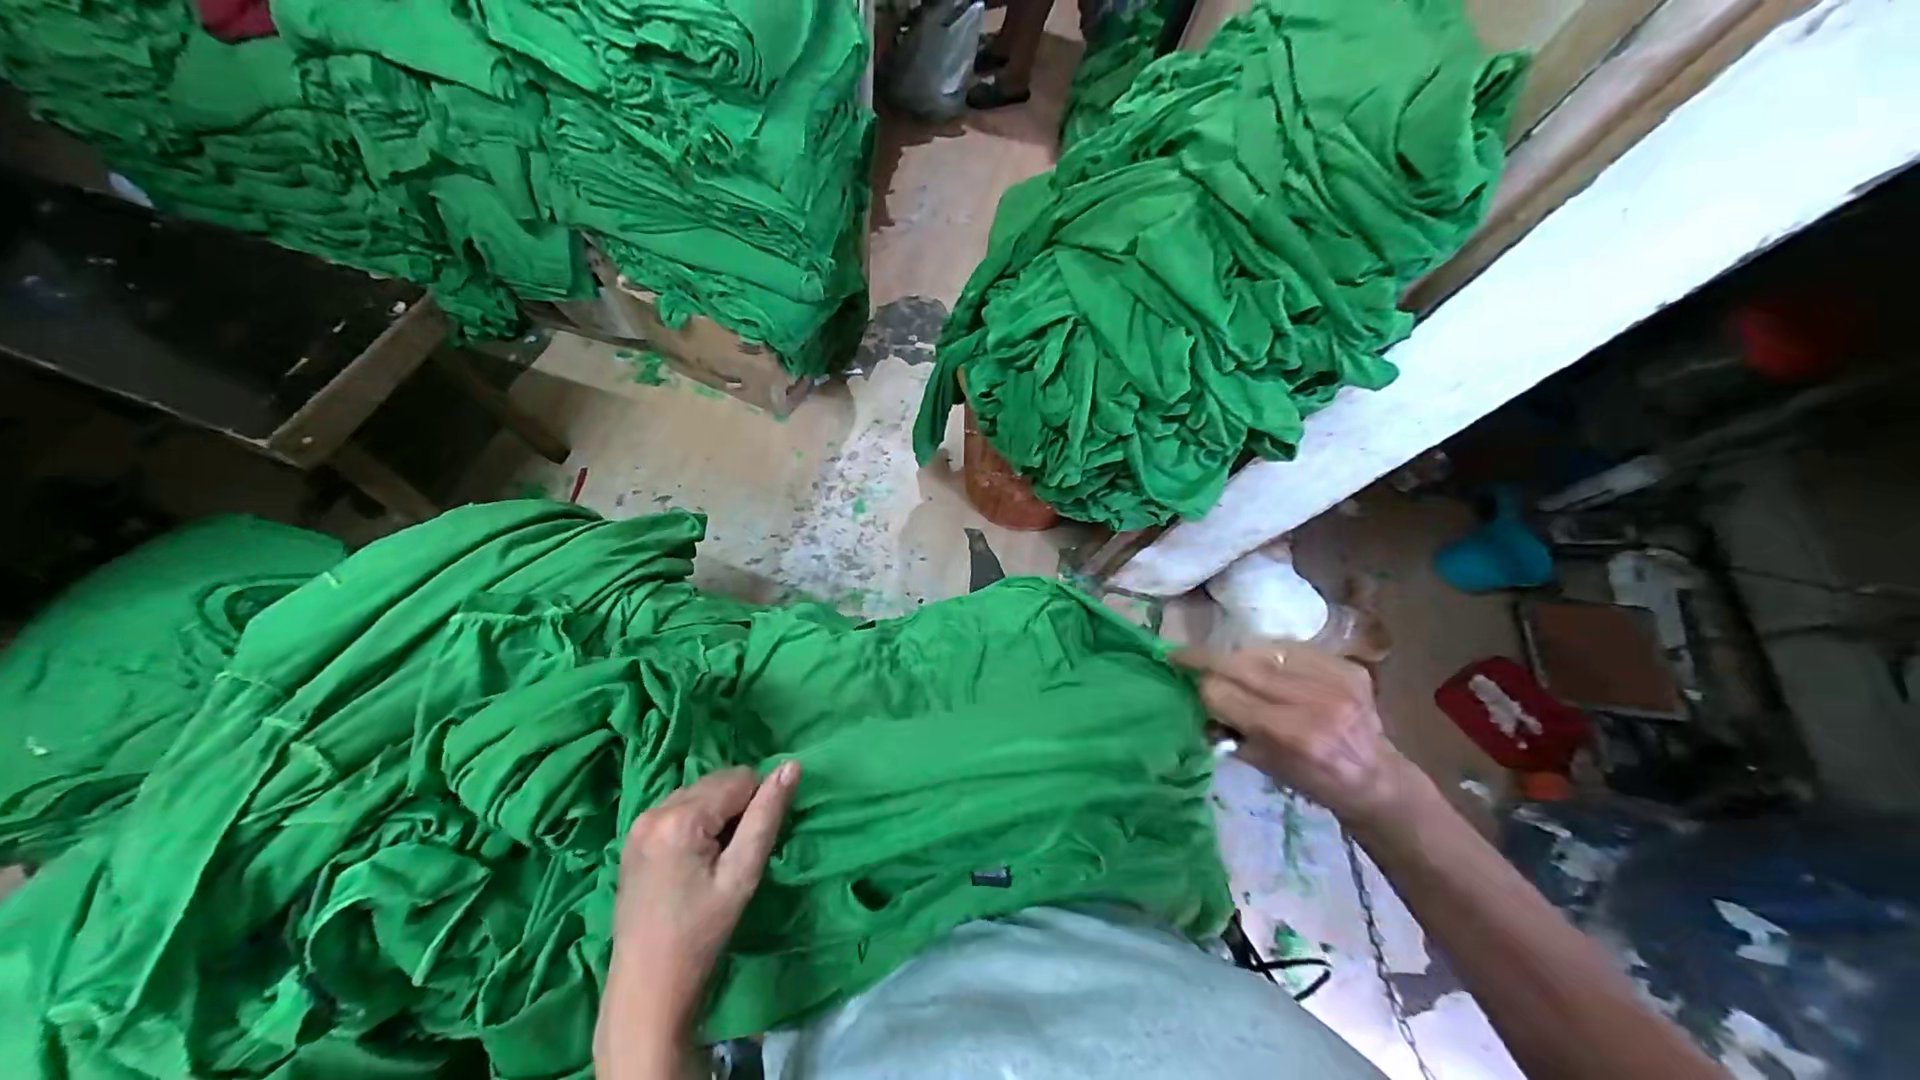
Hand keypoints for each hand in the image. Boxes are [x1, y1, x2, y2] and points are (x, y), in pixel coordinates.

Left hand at [596, 762, 799, 1077]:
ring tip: (715, 861)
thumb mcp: (743, 873)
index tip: (750, 847)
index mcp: (680, 817)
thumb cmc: (702, 933)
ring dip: (717, 814)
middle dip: (736, 808)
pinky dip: (696, 822)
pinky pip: (679, 808)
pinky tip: (695, 861)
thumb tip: (791, 765)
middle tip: (735, 857)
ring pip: (699, 792)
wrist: (647, 987)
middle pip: (717, 782)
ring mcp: (639, 824)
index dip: (757, 806)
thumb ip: (767, 815)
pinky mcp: (633, 839)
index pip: (740, 778)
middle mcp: (655, 809)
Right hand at [1174, 645, 1421, 826]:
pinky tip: (1268, 663)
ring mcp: (1335, 681)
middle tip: (1184, 655)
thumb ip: (1228, 727)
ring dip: (1239, 655)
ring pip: (1265, 650)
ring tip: (1229, 662)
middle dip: (1208, 659)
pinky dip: (1273, 653)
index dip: (1201, 688)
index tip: (1184, 679)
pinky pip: (1294, 648)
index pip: (1223, 693)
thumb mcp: (1262, 764)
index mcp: (1290, 734)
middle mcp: (1313, 703)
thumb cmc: (1312, 779)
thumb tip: (1197, 693)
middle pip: (1241, 664)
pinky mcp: (1349, 668)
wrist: (1375, 778)